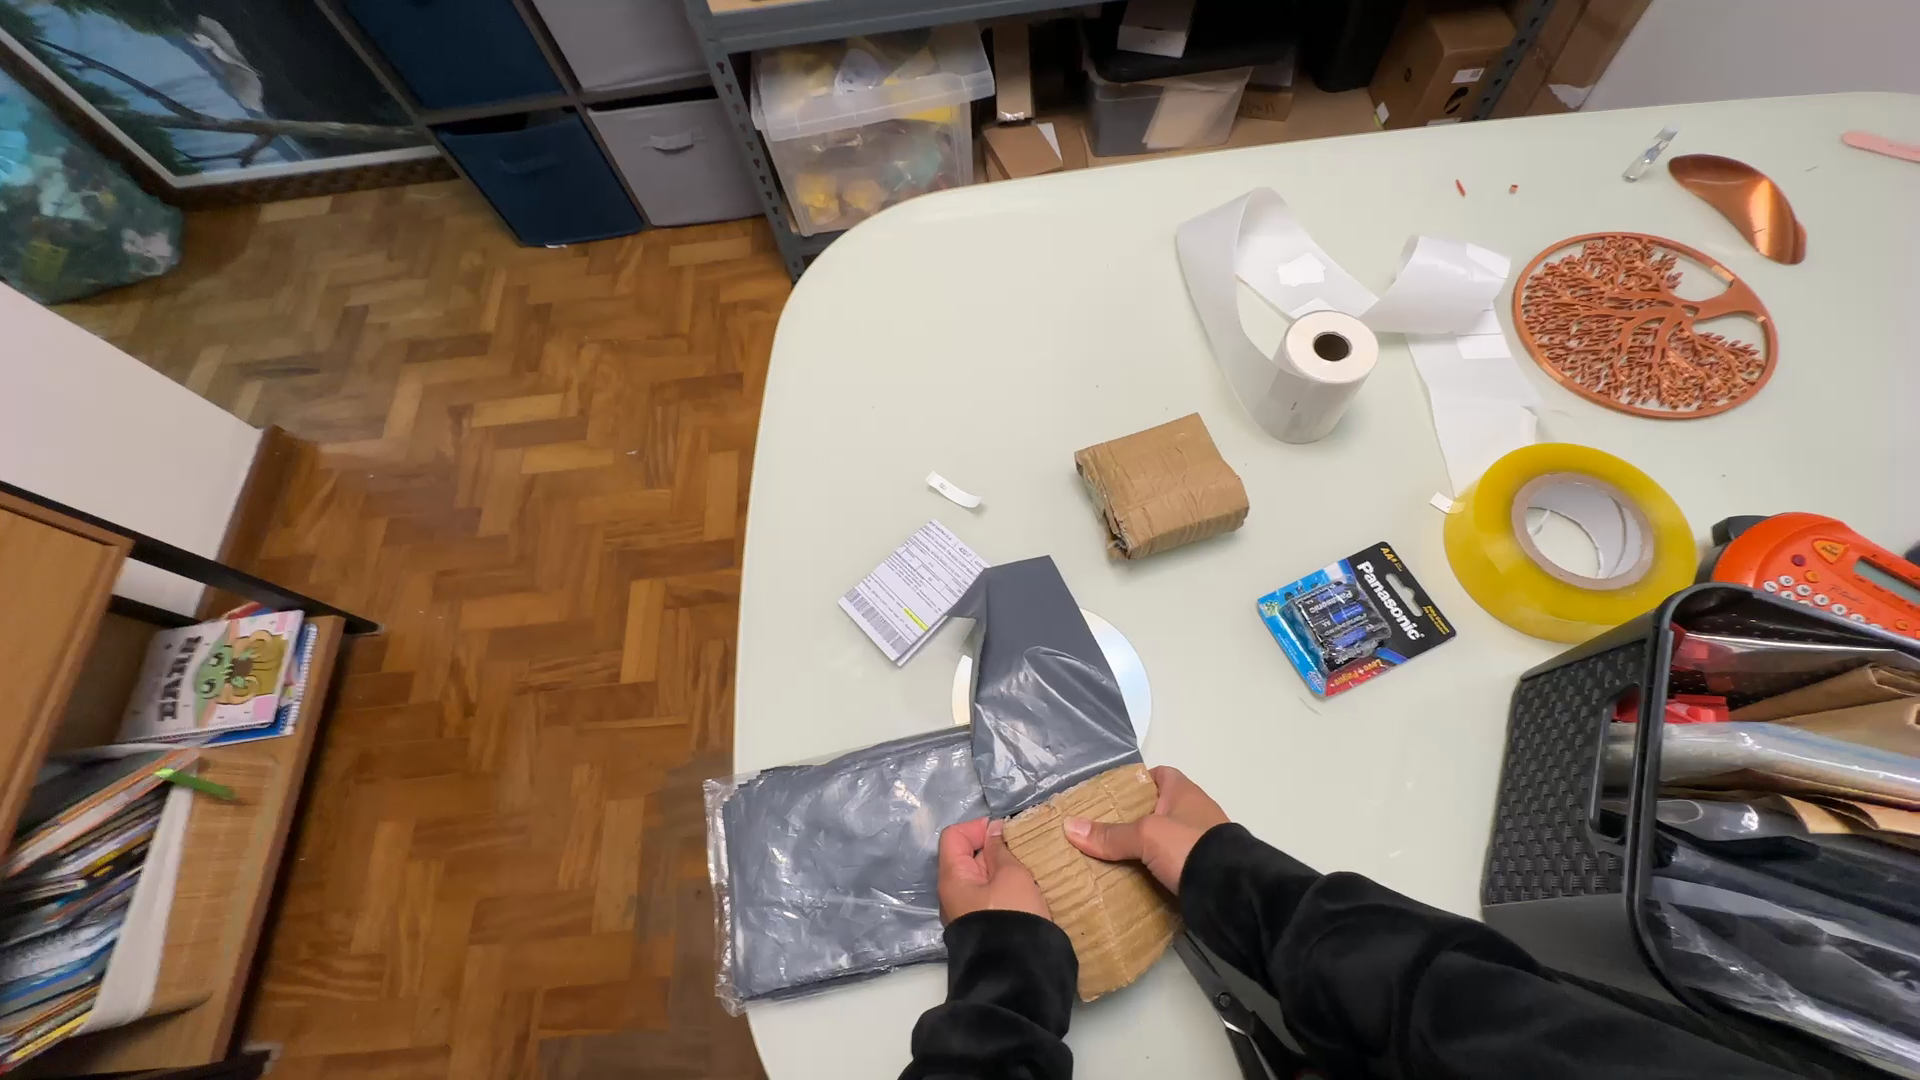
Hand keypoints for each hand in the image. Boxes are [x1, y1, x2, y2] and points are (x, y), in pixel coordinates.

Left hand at [937, 817, 1050, 922]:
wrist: (1018, 976)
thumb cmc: (1012, 917)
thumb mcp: (1012, 876)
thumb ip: (1001, 850)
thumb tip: (993, 830)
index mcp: (952, 878)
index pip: (954, 836)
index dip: (977, 828)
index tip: (1004, 833)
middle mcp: (951, 894)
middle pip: (966, 856)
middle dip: (992, 849)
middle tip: (1020, 852)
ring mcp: (963, 912)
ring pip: (979, 878)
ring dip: (1000, 869)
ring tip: (1025, 870)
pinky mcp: (979, 926)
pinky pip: (986, 896)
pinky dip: (1002, 887)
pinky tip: (1023, 891)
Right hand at [1063, 765, 1228, 892]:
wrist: (1232, 894)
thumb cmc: (1189, 846)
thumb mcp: (1146, 835)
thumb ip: (1110, 834)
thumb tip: (1068, 827)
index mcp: (1184, 792)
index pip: (1159, 775)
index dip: (1137, 781)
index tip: (1112, 795)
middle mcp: (1194, 813)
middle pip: (1157, 810)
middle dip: (1133, 820)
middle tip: (1102, 830)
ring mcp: (1201, 844)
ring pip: (1163, 841)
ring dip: (1144, 849)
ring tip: (1111, 857)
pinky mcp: (1203, 872)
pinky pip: (1171, 866)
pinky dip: (1155, 872)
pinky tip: (1133, 881)